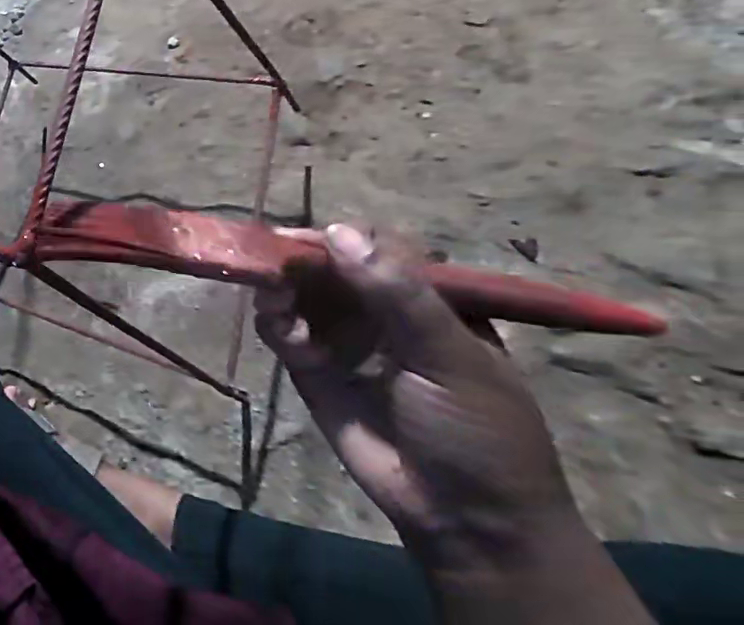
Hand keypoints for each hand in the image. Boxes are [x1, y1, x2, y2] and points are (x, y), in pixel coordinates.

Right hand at [256, 224, 582, 571]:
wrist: (460, 516)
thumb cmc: (478, 431)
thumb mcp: (450, 358)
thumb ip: (398, 294)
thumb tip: (339, 231)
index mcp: (428, 302)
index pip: (378, 249)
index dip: (344, 240)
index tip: (310, 240)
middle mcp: (378, 311)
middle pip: (326, 265)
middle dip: (295, 260)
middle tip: (269, 262)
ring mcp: (340, 336)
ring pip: (294, 291)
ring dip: (278, 288)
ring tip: (275, 302)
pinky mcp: (307, 364)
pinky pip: (278, 327)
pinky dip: (273, 322)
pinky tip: (287, 337)